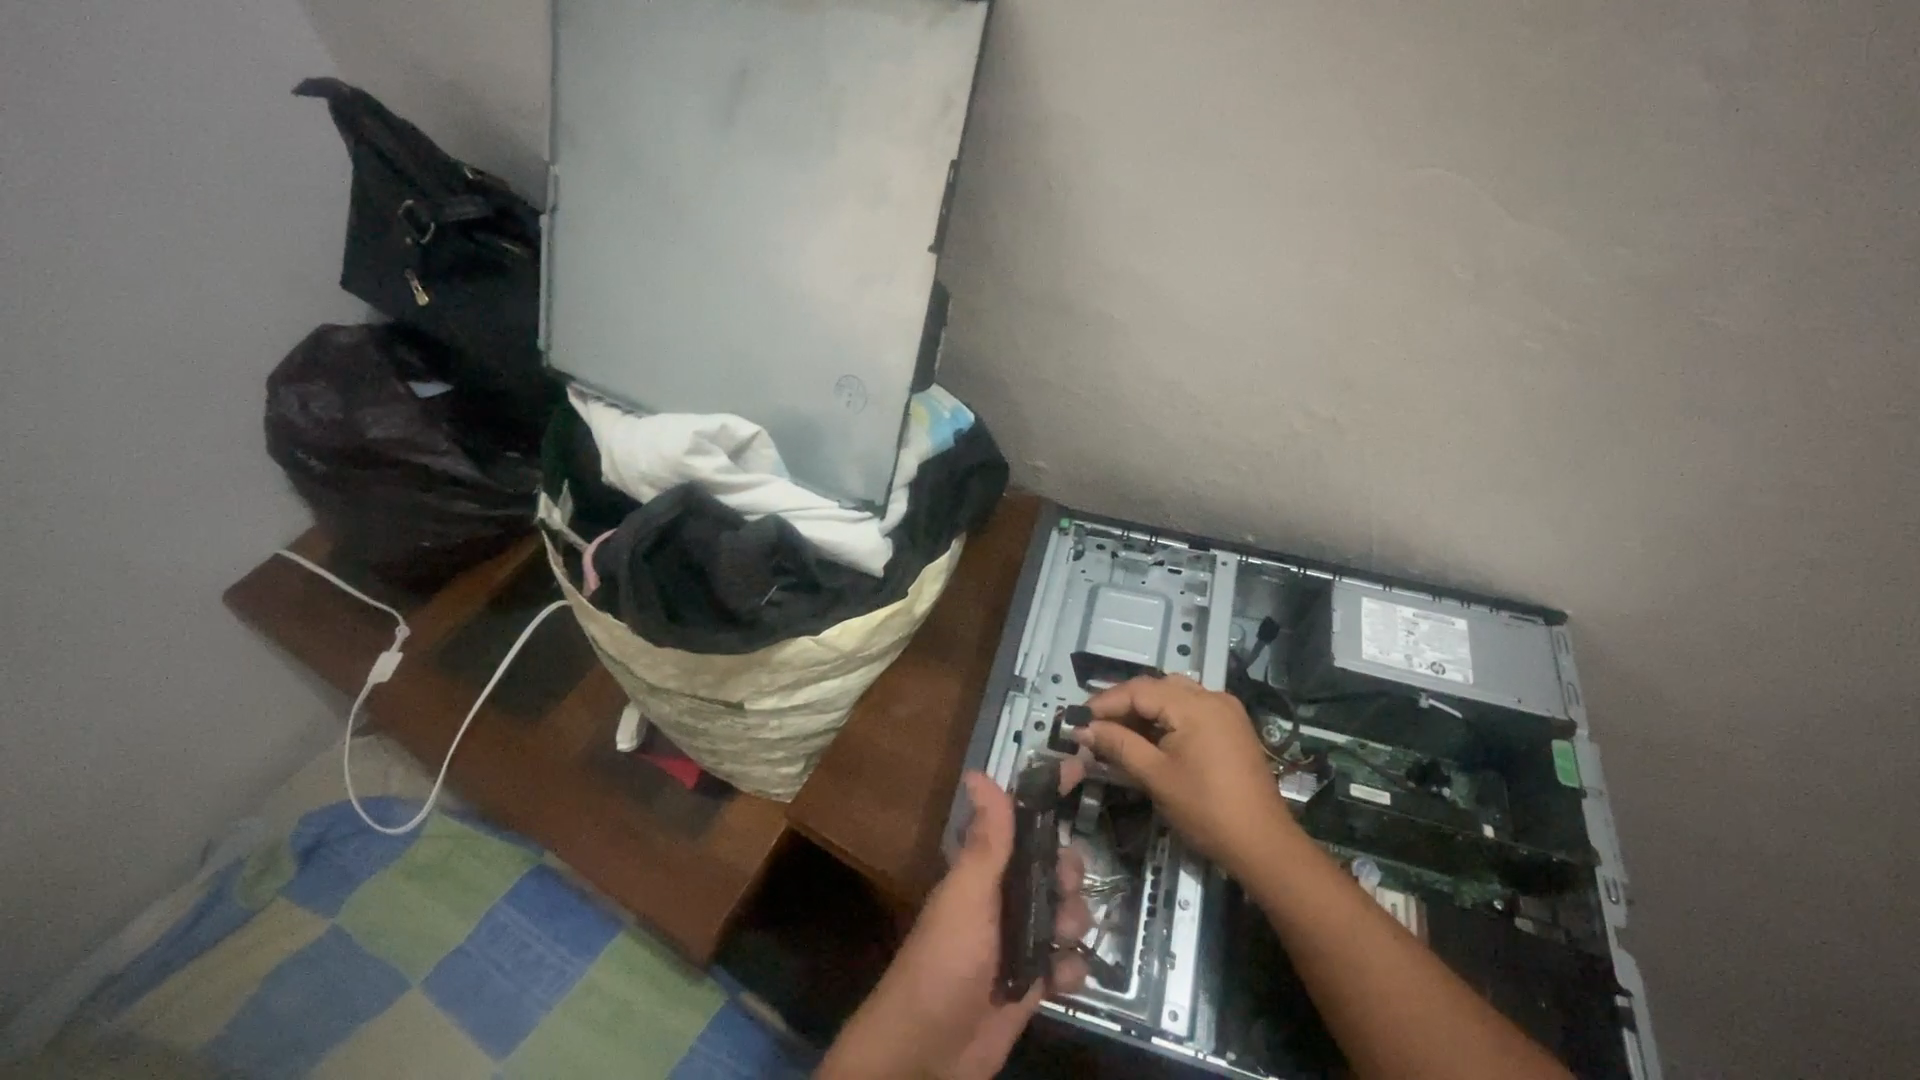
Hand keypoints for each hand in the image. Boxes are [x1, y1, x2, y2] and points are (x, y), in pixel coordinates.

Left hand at [818, 769, 1090, 1078]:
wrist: (929, 1053)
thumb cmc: (943, 964)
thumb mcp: (966, 899)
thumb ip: (985, 842)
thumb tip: (979, 774)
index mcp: (983, 872)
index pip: (1020, 821)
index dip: (1048, 794)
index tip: (1082, 767)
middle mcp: (1002, 900)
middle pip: (1053, 867)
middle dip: (1068, 874)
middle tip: (1063, 890)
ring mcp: (1018, 941)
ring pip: (1066, 913)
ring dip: (1073, 923)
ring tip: (1059, 942)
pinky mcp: (1031, 982)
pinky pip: (1068, 962)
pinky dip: (1071, 968)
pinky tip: (1059, 981)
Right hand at [1075, 675, 1299, 876]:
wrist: (1261, 843)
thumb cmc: (1205, 809)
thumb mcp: (1155, 776)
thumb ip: (1118, 745)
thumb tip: (1083, 729)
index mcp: (1195, 705)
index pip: (1139, 690)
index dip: (1105, 702)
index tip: (1078, 721)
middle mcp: (1213, 698)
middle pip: (1157, 688)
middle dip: (1123, 705)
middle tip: (1095, 728)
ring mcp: (1227, 712)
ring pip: (1174, 698)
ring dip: (1144, 712)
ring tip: (1117, 734)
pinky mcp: (1232, 728)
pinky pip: (1192, 711)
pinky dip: (1166, 720)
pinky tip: (1149, 740)